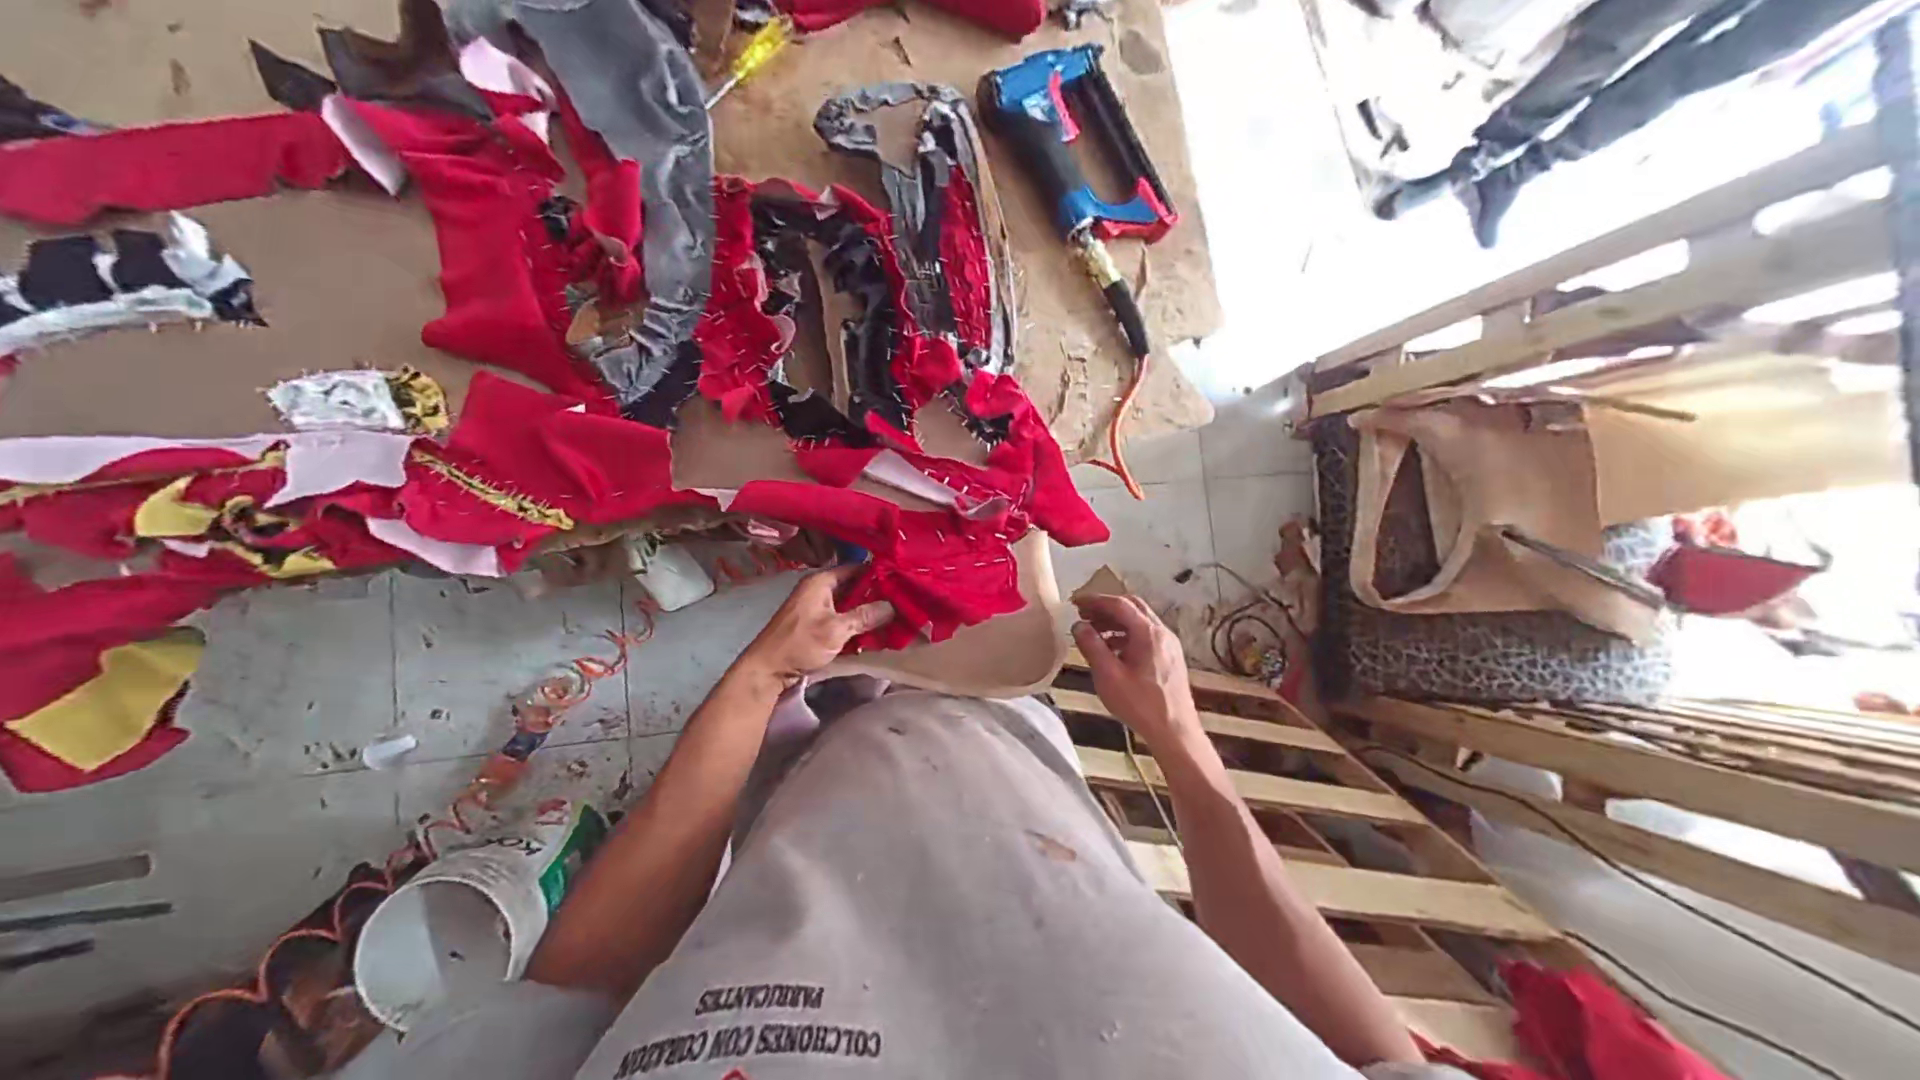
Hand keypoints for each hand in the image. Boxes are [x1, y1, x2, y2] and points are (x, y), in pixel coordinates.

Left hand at [737, 565, 894, 689]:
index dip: (879, 573)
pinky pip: (844, 618)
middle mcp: (820, 590)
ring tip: (897, 616)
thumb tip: (893, 605)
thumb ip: (865, 616)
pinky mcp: (818, 624)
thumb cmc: (799, 644)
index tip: (902, 580)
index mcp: (821, 582)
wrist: (767, 670)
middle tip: (904, 601)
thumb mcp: (836, 629)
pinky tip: (878, 631)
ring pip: (851, 604)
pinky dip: (858, 624)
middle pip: (855, 587)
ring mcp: (819, 607)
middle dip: (878, 595)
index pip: (857, 568)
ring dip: (869, 612)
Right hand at [1071, 594, 1199, 751]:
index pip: (1119, 604)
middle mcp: (1162, 633)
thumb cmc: (1140, 704)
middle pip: (1132, 607)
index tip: (1075, 602)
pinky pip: (1145, 635)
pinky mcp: (1170, 657)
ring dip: (1115, 621)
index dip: (1095, 600)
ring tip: (1093, 632)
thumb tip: (1078, 625)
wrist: (1175, 731)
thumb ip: (1092, 646)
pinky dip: (1126, 634)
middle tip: (1083, 614)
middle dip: (1106, 607)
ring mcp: (1169, 644)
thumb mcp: (1108, 676)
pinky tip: (1111, 649)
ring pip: (1139, 621)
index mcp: (1148, 633)